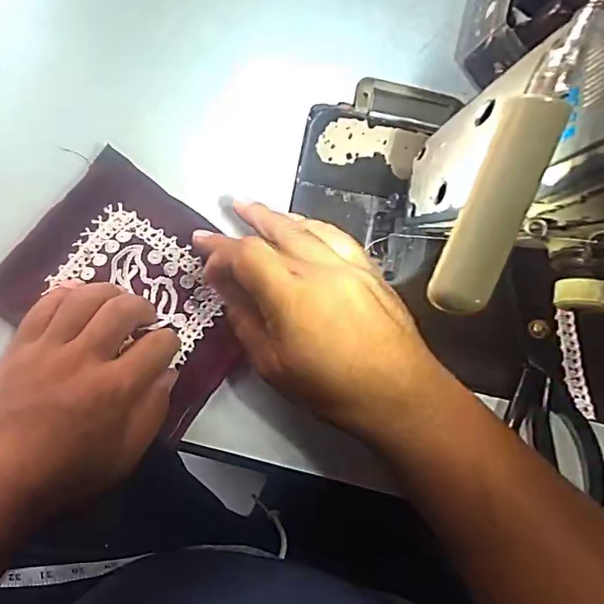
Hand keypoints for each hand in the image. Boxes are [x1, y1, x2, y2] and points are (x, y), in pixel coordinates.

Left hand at [0, 283, 178, 527]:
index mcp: (114, 390)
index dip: (170, 340)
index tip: (167, 346)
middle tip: (146, 319)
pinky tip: (78, 301)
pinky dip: (68, 294)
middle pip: (122, 309)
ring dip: (108, 293)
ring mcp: (48, 348)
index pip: (157, 345)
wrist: (2, 476)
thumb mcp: (124, 456)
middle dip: (144, 308)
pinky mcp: (21, 345)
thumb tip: (167, 373)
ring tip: (116, 302)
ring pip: (84, 297)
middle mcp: (83, 359)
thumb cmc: (68, 474)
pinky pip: (46, 304)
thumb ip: (151, 411)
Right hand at [194, 201, 454, 443]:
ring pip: (309, 227)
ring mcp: (349, 267)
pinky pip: (336, 236)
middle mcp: (320, 270)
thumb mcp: (271, 364)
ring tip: (261, 209)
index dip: (220, 250)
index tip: (203, 252)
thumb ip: (244, 320)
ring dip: (281, 216)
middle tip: (230, 207)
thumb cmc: (333, 389)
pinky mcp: (370, 273)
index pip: (246, 254)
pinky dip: (314, 226)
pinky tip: (308, 226)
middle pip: (278, 229)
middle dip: (250, 217)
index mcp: (291, 293)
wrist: (400, 396)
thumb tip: (226, 290)